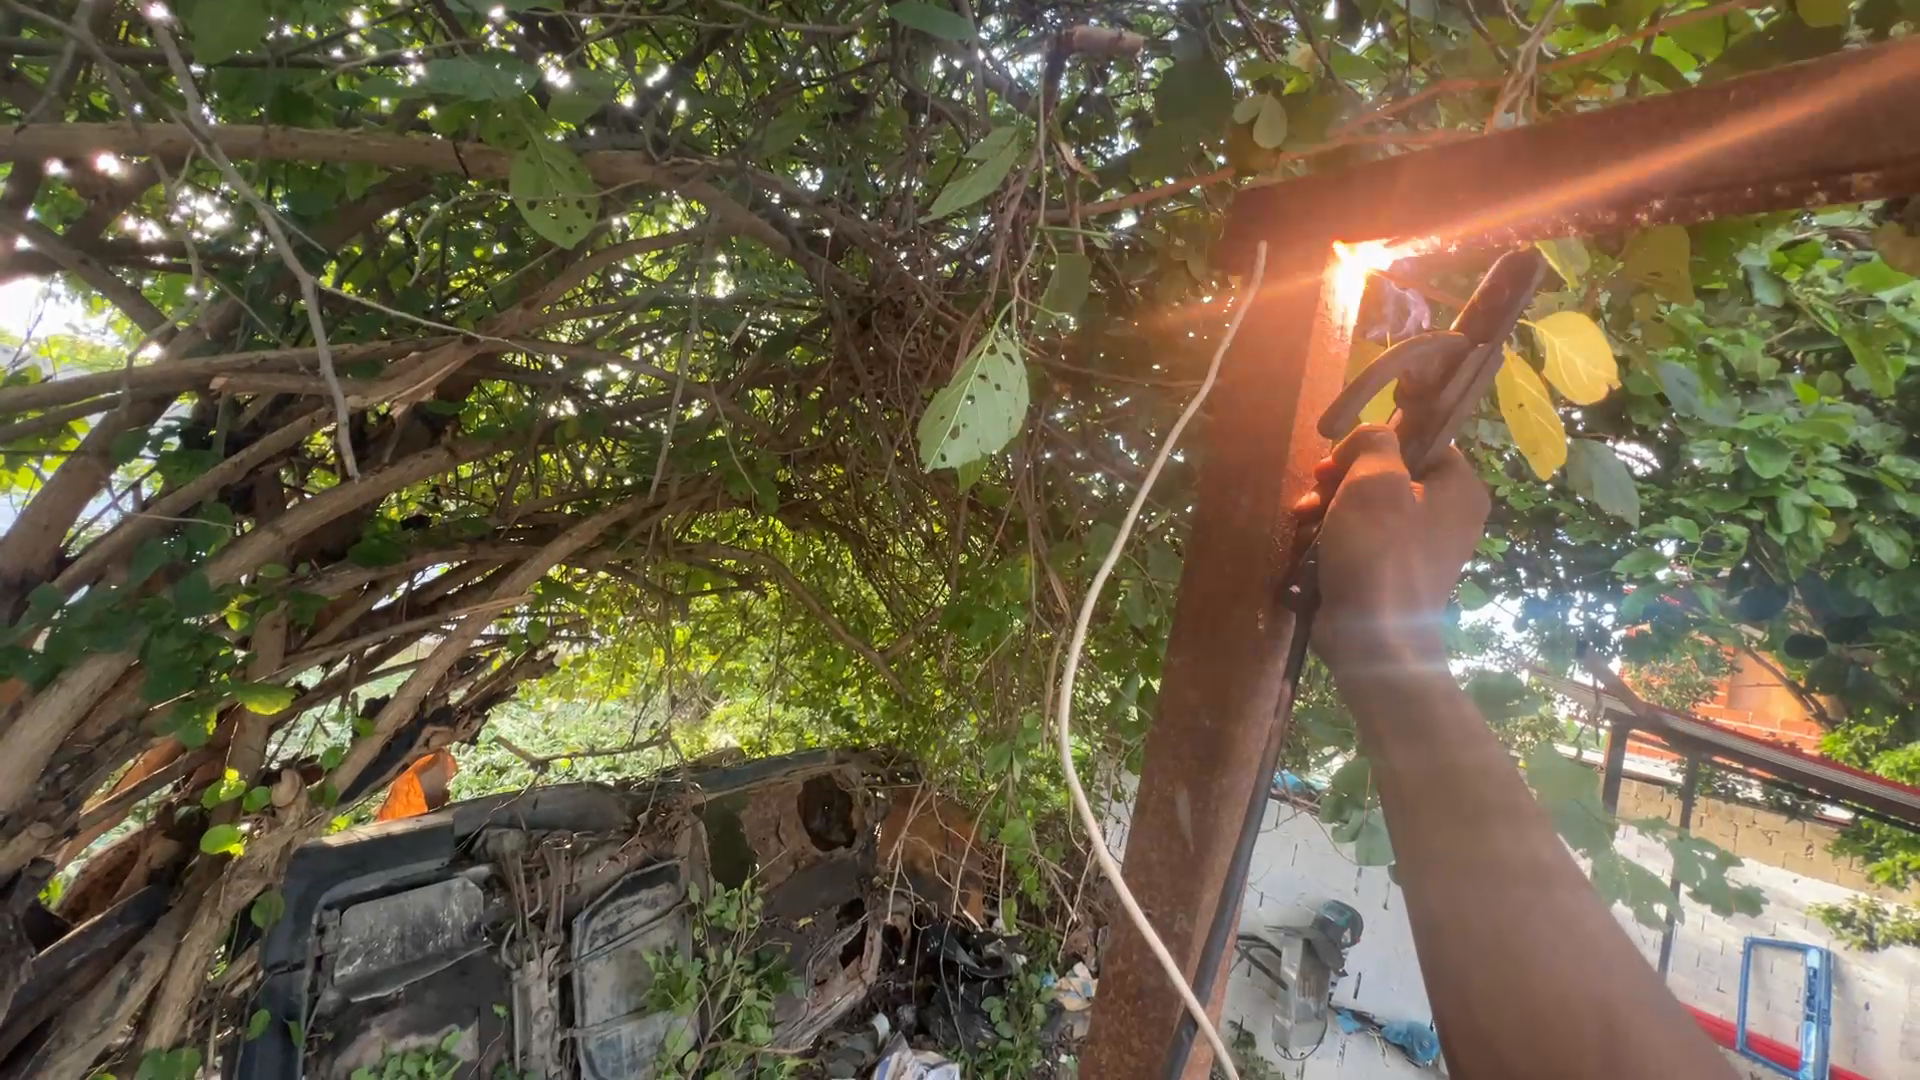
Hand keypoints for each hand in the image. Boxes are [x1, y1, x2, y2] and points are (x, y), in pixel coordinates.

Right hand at [1293, 426, 1489, 674]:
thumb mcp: (1373, 483)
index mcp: (1458, 488)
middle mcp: (1447, 515)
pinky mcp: (1390, 571)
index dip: (1374, 443)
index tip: (1339, 460)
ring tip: (1304, 520)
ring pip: (1366, 506)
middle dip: (1341, 480)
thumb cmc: (1378, 553)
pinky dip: (1332, 536)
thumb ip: (1374, 443)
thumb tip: (1369, 437)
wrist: (1373, 638)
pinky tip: (1309, 545)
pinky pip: (1360, 538)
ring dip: (1328, 507)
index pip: (1419, 440)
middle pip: (1386, 474)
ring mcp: (1418, 546)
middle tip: (1315, 490)